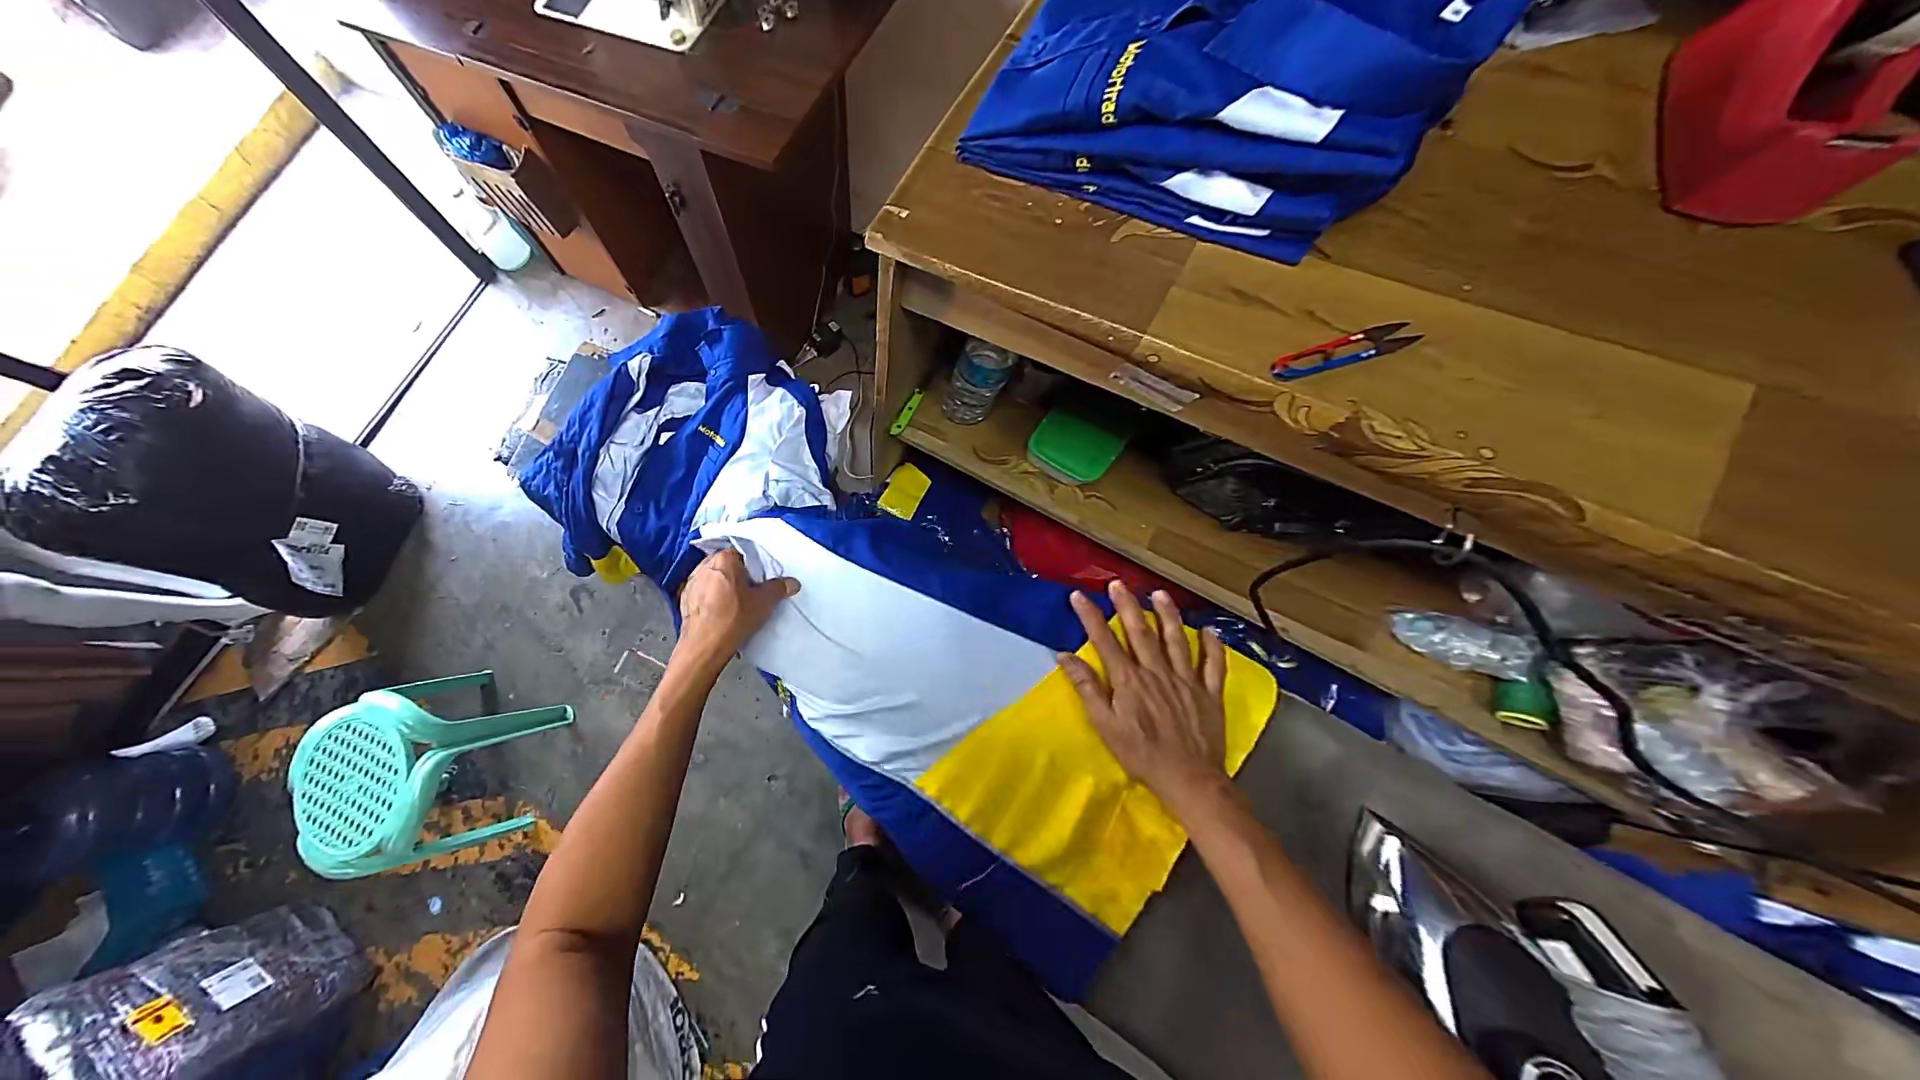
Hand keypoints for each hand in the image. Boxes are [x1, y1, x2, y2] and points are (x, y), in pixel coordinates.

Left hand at [675, 549, 798, 663]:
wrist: (705, 645)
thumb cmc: (734, 619)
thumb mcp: (766, 601)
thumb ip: (780, 587)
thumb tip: (791, 583)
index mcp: (724, 559)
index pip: (743, 554)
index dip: (754, 567)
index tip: (761, 580)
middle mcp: (704, 566)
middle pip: (727, 566)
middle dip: (738, 576)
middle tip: (751, 592)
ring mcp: (692, 582)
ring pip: (714, 579)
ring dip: (724, 587)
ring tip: (736, 604)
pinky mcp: (684, 599)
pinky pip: (703, 592)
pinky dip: (712, 599)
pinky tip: (721, 612)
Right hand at [1058, 581, 1229, 816]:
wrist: (1188, 778)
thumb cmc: (1141, 755)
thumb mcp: (1105, 725)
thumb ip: (1087, 688)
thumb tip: (1064, 657)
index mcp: (1129, 680)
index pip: (1105, 641)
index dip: (1091, 616)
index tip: (1079, 596)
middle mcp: (1156, 672)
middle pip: (1140, 631)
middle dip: (1127, 605)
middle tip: (1118, 583)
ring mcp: (1186, 680)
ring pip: (1176, 639)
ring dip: (1168, 615)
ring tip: (1160, 594)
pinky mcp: (1209, 692)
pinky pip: (1213, 664)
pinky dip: (1213, 646)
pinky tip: (1210, 631)